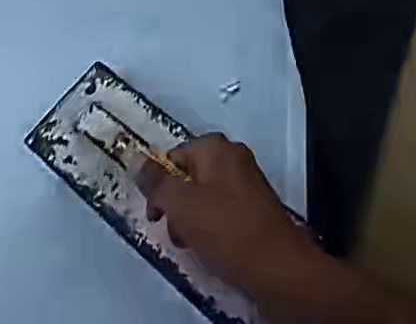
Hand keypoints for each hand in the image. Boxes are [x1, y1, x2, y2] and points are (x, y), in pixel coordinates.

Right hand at [138, 134, 317, 295]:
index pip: (173, 157)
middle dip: (177, 206)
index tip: (156, 215)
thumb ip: (155, 183)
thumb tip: (137, 161)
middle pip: (190, 176)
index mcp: (215, 146)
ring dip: (194, 221)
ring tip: (197, 245)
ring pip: (206, 197)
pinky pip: (225, 212)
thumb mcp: (181, 205)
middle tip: (178, 232)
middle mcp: (233, 156)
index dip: (159, 185)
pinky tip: (216, 250)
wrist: (278, 268)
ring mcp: (248, 182)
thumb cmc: (226, 230)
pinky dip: (215, 228)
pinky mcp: (257, 208)